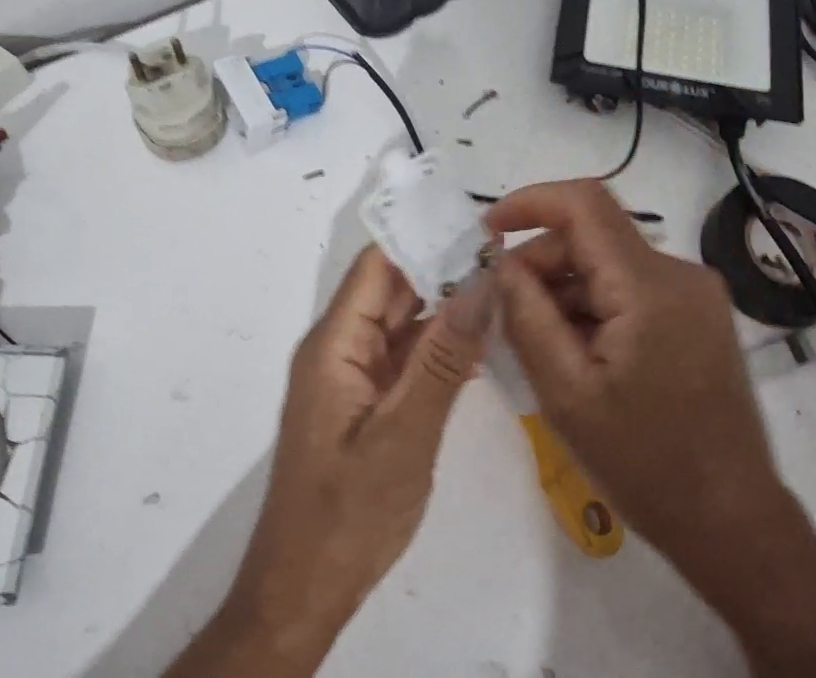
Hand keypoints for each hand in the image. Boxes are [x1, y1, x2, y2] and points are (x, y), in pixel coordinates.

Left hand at [184, 246, 491, 674]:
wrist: (305, 589)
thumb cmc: (348, 514)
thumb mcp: (404, 435)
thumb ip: (444, 359)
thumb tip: (481, 285)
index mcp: (335, 344)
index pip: (378, 266)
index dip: (425, 238)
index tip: (482, 227)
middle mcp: (340, 350)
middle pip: (392, 290)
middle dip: (444, 268)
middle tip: (511, 255)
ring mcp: (353, 378)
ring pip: (403, 324)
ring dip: (447, 307)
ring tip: (508, 288)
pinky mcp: (366, 405)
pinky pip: (406, 359)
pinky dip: (441, 348)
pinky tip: (485, 344)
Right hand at [484, 181, 793, 562]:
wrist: (730, 519)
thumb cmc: (643, 462)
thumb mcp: (566, 393)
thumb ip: (527, 317)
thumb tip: (501, 264)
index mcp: (649, 287)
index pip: (584, 204)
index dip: (529, 202)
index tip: (486, 232)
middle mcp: (680, 274)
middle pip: (593, 236)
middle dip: (541, 262)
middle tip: (505, 313)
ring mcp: (697, 295)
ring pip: (611, 263)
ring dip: (566, 290)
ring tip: (539, 346)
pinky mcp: (700, 317)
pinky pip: (633, 289)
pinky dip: (595, 307)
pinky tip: (577, 353)